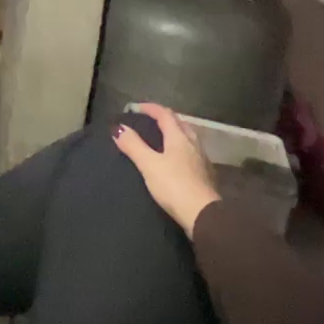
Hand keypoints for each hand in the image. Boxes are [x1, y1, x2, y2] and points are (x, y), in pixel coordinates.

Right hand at [113, 103, 221, 236]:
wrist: (203, 215)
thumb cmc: (174, 186)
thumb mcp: (149, 165)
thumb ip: (134, 145)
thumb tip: (118, 127)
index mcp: (179, 137)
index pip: (164, 114)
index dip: (149, 108)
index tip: (135, 108)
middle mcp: (192, 142)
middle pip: (178, 122)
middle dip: (163, 118)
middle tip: (148, 121)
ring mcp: (201, 158)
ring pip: (187, 137)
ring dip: (174, 132)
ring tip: (161, 138)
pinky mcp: (205, 173)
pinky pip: (191, 152)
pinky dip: (181, 148)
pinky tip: (176, 160)